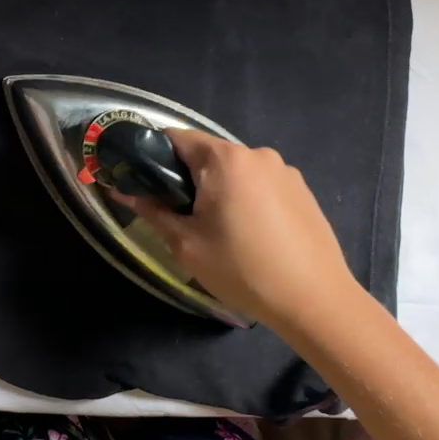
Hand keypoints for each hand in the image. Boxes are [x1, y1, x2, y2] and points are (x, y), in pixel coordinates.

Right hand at [115, 130, 362, 334]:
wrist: (315, 301)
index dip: (154, 155)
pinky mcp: (302, 190)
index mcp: (224, 159)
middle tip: (180, 215)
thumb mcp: (185, 244)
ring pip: (235, 171)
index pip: (176, 137)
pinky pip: (260, 184)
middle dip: (188, 178)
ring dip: (219, 189)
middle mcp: (256, 154)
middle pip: (207, 154)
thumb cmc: (242, 269)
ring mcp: (284, 171)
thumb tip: (122, 191)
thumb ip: (152, 211)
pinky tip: (251, 234)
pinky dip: (246, 199)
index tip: (145, 183)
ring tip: (219, 230)